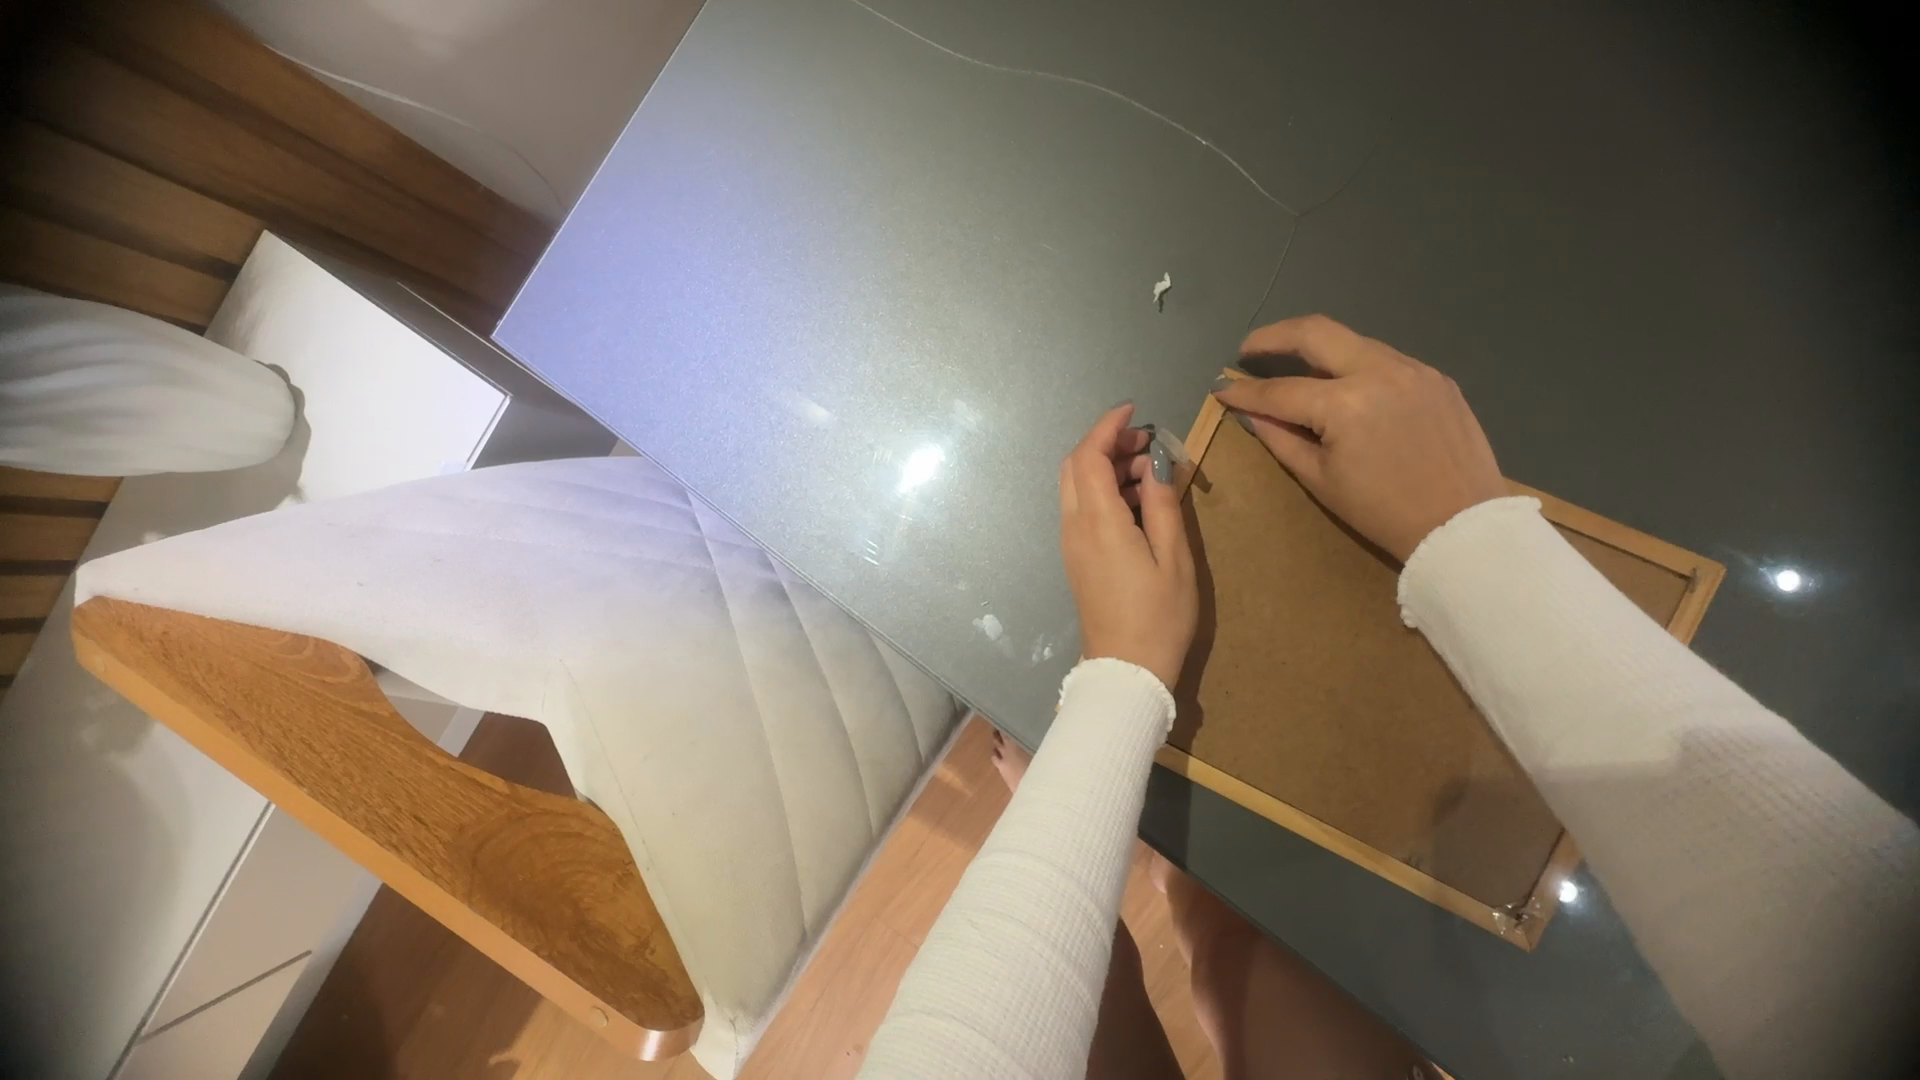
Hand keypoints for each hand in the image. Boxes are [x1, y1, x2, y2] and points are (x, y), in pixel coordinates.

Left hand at [1059, 403, 1197, 689]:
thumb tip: (1157, 462)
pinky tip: (1139, 501)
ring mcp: (1071, 543)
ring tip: (1151, 471)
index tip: (1133, 411)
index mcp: (1099, 522)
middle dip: (1106, 444)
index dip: (1107, 426)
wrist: (1126, 668)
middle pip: (1074, 466)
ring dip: (1105, 468)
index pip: (1088, 456)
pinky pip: (1081, 509)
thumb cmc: (1159, 616)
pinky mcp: (1076, 557)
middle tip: (1147, 444)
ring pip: (1075, 487)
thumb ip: (1163, 503)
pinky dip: (1103, 491)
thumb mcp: (1174, 557)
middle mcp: (1075, 527)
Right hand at [1215, 315, 1506, 562]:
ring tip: (1291, 364)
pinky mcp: (1435, 376)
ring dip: (1316, 348)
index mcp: (1345, 405)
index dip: (1244, 392)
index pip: (1279, 391)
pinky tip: (1343, 385)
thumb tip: (1251, 413)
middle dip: (1273, 336)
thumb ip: (1280, 438)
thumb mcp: (1319, 479)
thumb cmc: (1381, 512)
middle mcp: (1379, 372)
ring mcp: (1412, 369)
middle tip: (1247, 349)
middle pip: (1315, 332)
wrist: (1462, 524)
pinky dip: (1352, 365)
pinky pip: (1383, 358)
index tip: (1219, 389)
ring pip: (1352, 341)